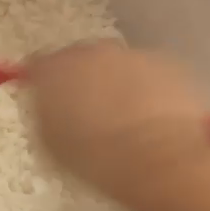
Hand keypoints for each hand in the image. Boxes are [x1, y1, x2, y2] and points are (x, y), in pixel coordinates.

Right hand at [28, 38, 209, 199]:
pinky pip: (149, 74)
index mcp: (54, 70)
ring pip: (117, 65)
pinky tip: (148, 117)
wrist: (157, 158)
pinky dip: (145, 89)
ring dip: (114, 82)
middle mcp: (92, 53)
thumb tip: (51, 105)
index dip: (41, 82)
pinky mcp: (171, 65)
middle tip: (84, 108)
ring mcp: (134, 56)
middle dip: (80, 78)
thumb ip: (45, 112)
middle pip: (80, 58)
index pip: (38, 65)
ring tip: (122, 116)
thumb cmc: (92, 156)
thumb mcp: (48, 140)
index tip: (44, 98)